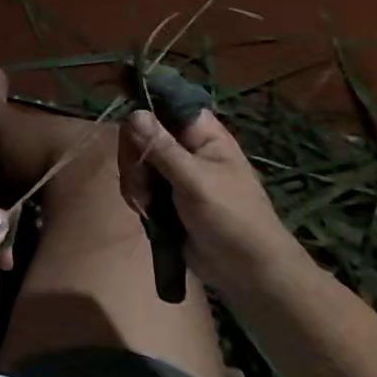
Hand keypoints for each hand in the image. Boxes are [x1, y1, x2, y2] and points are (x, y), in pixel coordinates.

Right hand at [119, 109, 296, 284]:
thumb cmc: (232, 218)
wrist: (246, 272)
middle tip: (141, 179)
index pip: (165, 104)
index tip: (129, 131)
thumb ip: (163, 148)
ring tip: (146, 204)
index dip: (144, 110)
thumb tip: (134, 113)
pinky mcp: (164, 194)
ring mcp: (173, 170)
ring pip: (136, 158)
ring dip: (134, 179)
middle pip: (142, 131)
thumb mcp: (196, 181)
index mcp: (202, 133)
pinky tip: (145, 211)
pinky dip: (136, 195)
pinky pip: (138, 182)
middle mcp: (185, 145)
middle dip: (134, 156)